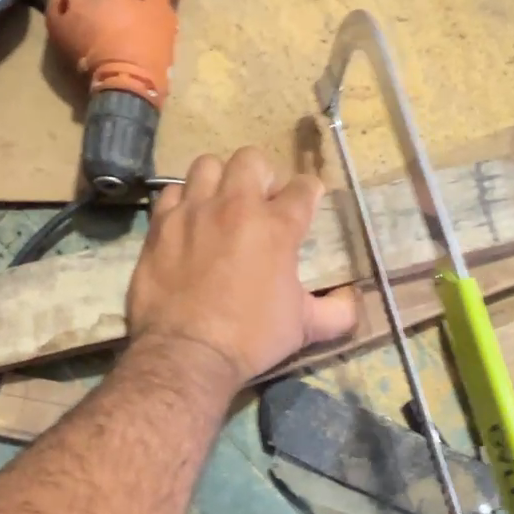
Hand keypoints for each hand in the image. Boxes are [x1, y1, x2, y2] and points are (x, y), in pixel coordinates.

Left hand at [126, 148, 359, 388]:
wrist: (187, 353)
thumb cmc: (251, 339)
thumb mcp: (303, 329)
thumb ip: (336, 312)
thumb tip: (352, 302)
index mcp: (277, 226)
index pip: (304, 188)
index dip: (309, 194)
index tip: (306, 204)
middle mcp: (236, 206)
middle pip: (251, 160)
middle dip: (262, 176)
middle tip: (260, 202)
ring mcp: (193, 212)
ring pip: (207, 166)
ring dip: (218, 181)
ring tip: (220, 205)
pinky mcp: (161, 226)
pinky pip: (171, 193)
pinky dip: (182, 202)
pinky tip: (187, 222)